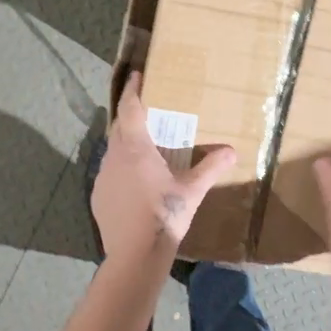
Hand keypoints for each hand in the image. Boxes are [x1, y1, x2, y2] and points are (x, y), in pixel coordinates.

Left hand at [91, 72, 236, 262]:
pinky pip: (110, 173)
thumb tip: (231, 151)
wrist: (135, 254)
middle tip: (147, 111)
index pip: (129, 109)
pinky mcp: (98, 196)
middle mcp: (114, 157)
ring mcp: (102, 177)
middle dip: (130, 116)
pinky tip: (135, 182)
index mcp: (135, 148)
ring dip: (126, 144)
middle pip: (119, 127)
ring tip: (144, 147)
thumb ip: (211, 168)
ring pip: (113, 151)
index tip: (136, 76)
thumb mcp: (192, 190)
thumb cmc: (165, 215)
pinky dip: (121, 169)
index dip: (132, 90)